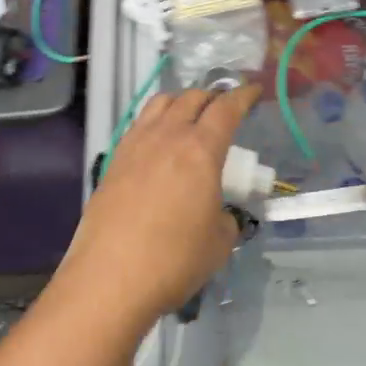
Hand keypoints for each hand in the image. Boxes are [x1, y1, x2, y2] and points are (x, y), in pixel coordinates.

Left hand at [61, 84, 261, 322]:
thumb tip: (220, 213)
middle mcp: (167, 135)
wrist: (111, 275)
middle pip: (191, 98)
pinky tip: (159, 140)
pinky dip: (157, 120)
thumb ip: (226, 218)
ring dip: (181, 101)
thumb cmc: (174, 260)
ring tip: (190, 116)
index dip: (243, 96)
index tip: (254, 90)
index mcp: (200, 149)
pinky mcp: (114, 159)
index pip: (226, 109)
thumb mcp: (219, 243)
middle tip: (224, 107)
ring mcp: (136, 143)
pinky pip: (140, 123)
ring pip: (161, 103)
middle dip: (212, 97)